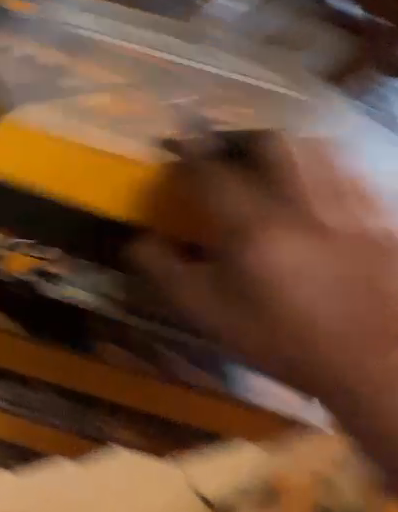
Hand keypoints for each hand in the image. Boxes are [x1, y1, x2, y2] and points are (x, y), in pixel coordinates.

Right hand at [127, 133, 397, 407]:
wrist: (385, 373)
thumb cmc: (286, 342)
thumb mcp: (205, 312)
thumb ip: (163, 270)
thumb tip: (140, 239)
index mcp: (254, 229)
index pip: (212, 171)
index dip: (189, 150)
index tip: (174, 140)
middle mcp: (307, 210)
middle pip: (277, 146)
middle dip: (244, 138)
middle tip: (225, 147)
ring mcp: (359, 216)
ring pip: (326, 156)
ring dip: (290, 151)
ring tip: (271, 162)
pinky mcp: (392, 229)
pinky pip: (359, 182)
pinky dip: (331, 175)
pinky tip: (319, 194)